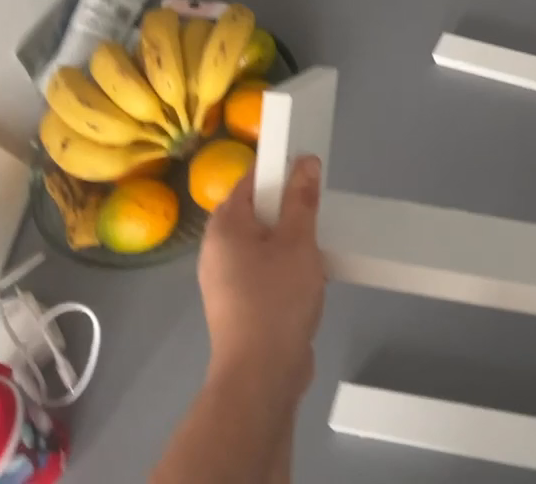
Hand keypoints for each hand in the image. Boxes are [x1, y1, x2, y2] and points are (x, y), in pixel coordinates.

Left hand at [198, 156, 325, 397]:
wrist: (262, 373)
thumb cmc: (277, 297)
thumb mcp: (298, 240)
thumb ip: (302, 199)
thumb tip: (304, 162)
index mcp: (224, 226)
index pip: (249, 180)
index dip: (278, 169)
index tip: (308, 168)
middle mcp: (216, 249)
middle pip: (254, 211)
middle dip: (286, 206)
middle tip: (318, 206)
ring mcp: (224, 279)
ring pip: (260, 242)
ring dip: (288, 238)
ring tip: (318, 241)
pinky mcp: (238, 303)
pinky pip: (262, 269)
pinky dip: (283, 264)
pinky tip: (307, 273)